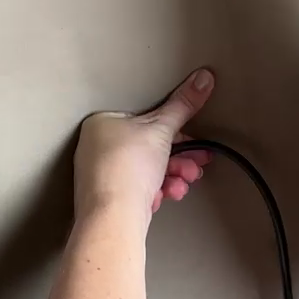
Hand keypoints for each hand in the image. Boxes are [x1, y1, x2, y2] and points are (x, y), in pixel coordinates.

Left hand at [73, 68, 215, 228]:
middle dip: (178, 158)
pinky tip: (165, 196)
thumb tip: (203, 78)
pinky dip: (156, 190)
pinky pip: (137, 187)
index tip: (194, 141)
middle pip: (149, 146)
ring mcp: (99, 175)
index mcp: (102, 122)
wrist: (112, 220)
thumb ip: (184, 104)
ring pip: (146, 169)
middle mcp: (95, 147)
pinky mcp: (107, 198)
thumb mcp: (162, 129)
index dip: (175, 131)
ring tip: (184, 184)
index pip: (145, 119)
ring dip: (172, 175)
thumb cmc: (128, 168)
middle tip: (197, 164)